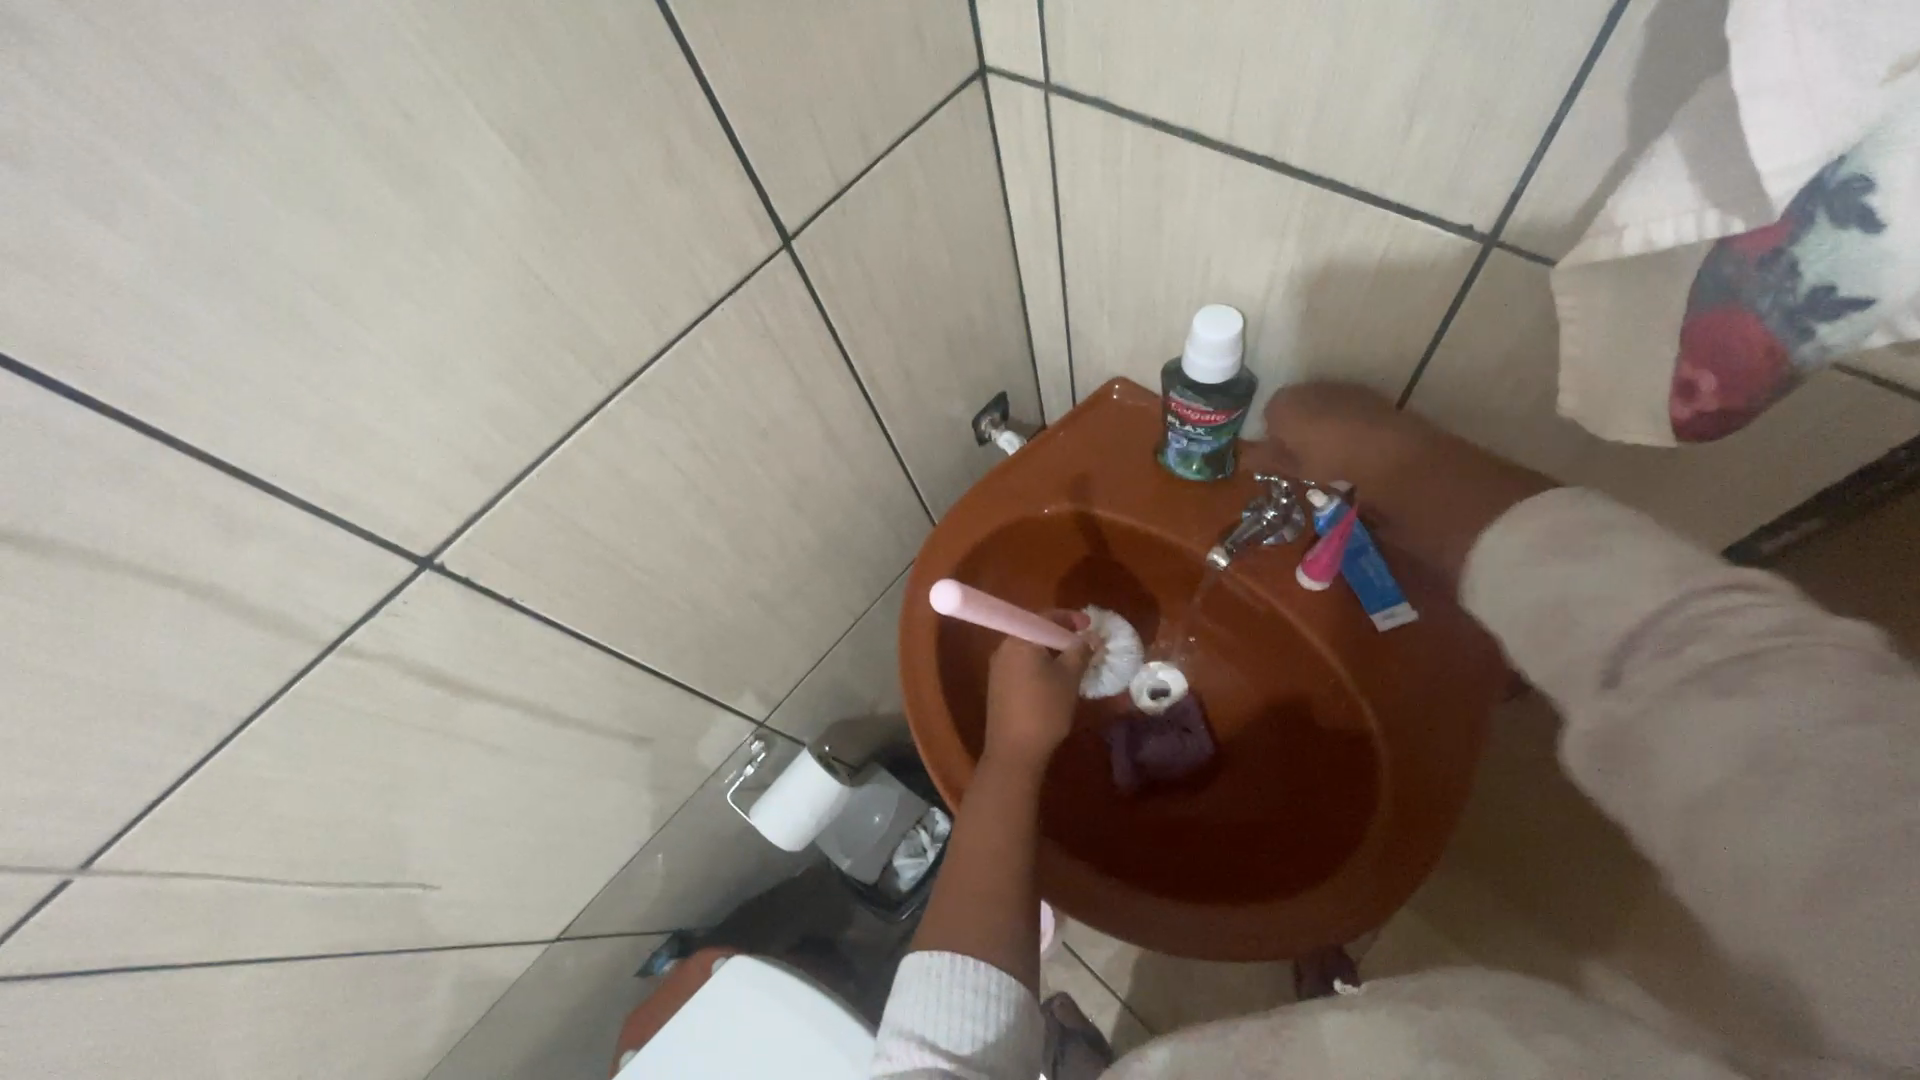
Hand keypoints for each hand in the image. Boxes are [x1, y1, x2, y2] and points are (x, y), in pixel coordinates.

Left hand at [982, 610, 1092, 775]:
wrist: (1014, 750)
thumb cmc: (1045, 709)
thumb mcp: (1069, 678)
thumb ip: (1080, 651)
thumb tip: (1091, 637)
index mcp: (1019, 640)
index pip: (1044, 616)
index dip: (1069, 618)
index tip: (1089, 625)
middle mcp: (1003, 649)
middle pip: (1034, 632)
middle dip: (1060, 635)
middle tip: (1084, 643)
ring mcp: (998, 669)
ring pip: (1029, 651)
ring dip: (1051, 652)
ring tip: (1074, 663)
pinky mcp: (998, 687)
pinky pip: (1022, 666)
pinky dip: (1040, 666)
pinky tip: (1055, 680)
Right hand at [1254, 382, 1430, 486]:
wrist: (1380, 444)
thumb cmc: (1325, 457)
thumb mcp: (1290, 466)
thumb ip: (1264, 460)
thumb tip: (1242, 460)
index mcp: (1279, 405)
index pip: (1267, 420)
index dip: (1277, 440)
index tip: (1289, 457)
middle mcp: (1302, 388)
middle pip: (1292, 408)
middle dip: (1297, 427)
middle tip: (1310, 453)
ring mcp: (1332, 386)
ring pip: (1317, 405)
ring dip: (1320, 421)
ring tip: (1334, 447)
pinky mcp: (1359, 390)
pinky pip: (1341, 405)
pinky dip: (1343, 418)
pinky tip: (1353, 438)